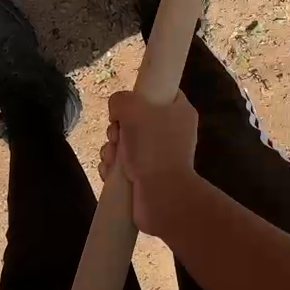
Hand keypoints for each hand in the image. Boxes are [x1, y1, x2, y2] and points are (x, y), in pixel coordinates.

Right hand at [99, 90, 198, 235]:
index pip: (160, 92)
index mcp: (180, 111)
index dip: (140, 96)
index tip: (128, 106)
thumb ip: (121, 100)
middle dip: (118, 128)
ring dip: (111, 149)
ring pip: (125, 143)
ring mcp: (159, 156)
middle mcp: (172, 132)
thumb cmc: (153, 146)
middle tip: (117, 136)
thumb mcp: (134, 108)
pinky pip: (123, 165)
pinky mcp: (146, 176)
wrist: (162, 196)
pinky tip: (110, 172)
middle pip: (135, 119)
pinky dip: (113, 168)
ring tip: (112, 159)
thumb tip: (118, 112)